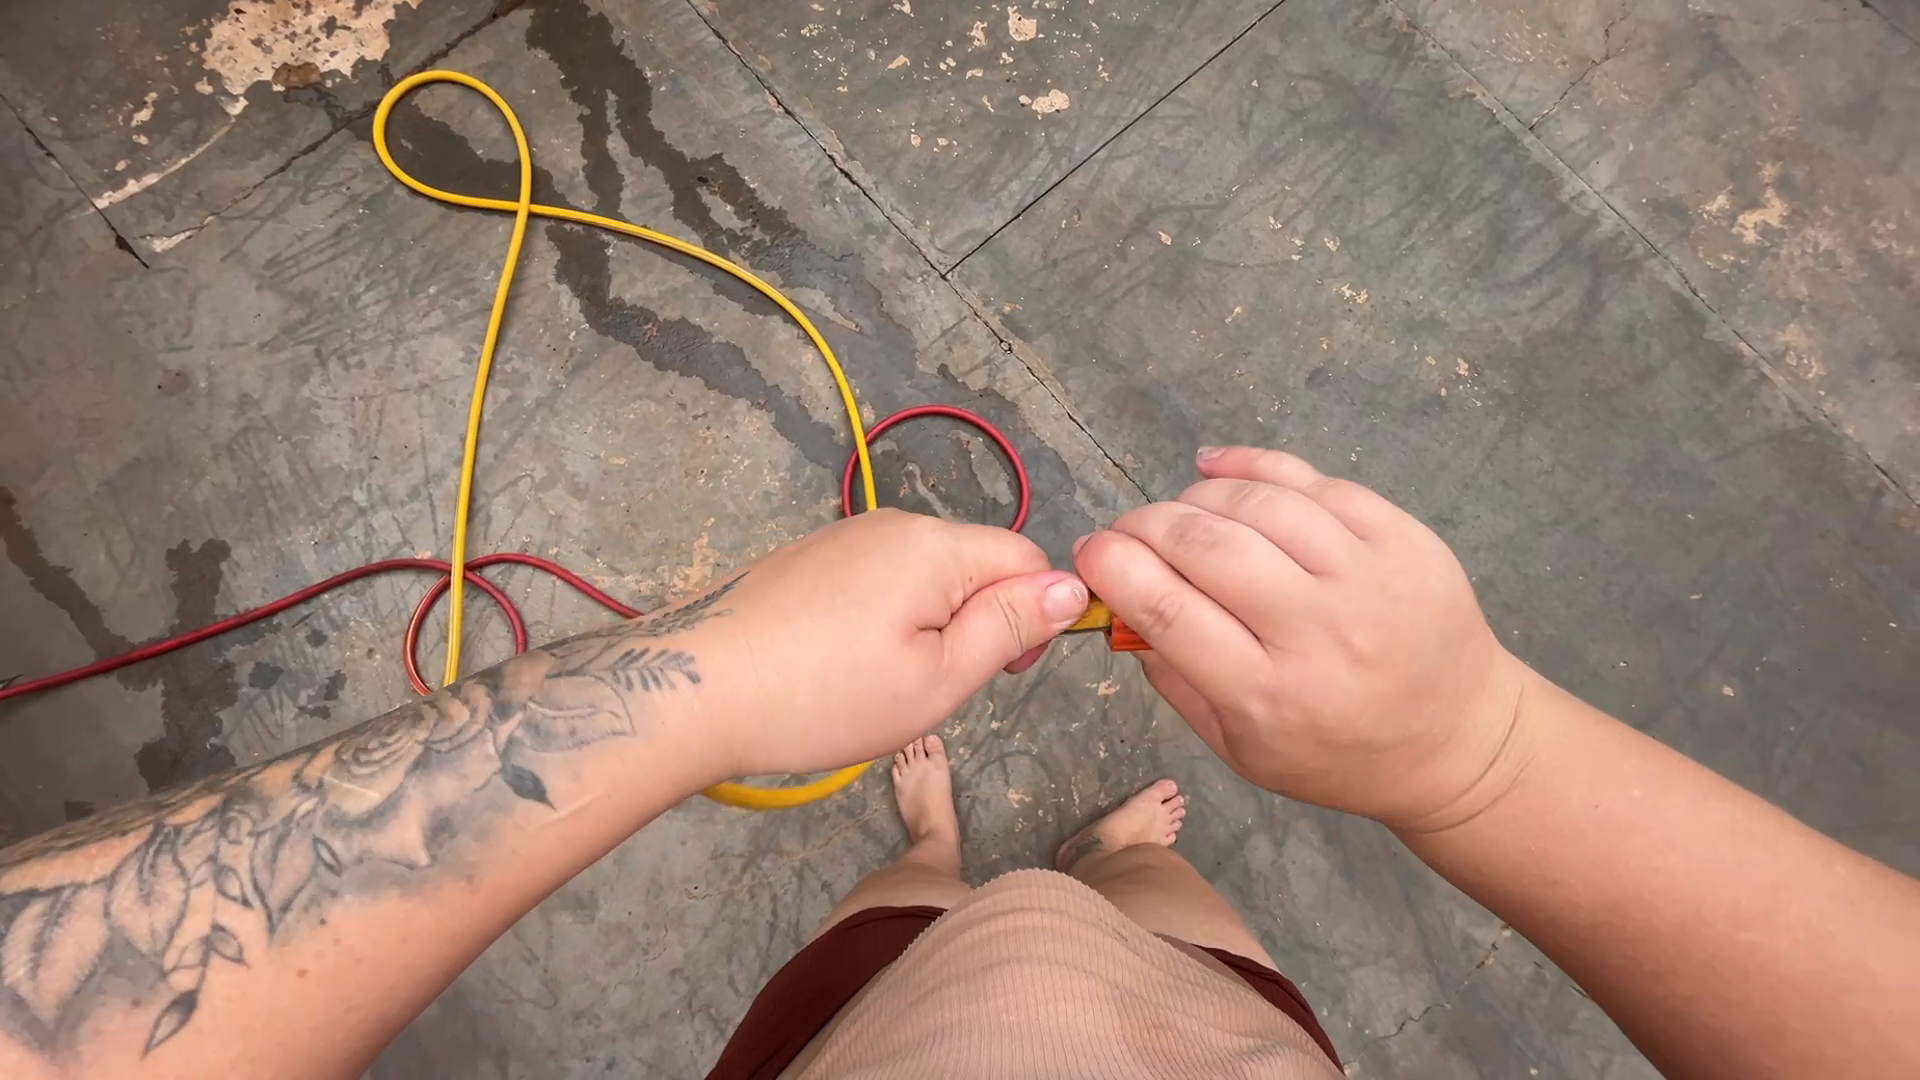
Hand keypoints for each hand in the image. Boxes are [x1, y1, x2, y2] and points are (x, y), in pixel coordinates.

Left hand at [684, 509, 1087, 780]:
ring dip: (931, 622)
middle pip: (976, 564)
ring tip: (880, 678)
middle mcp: (897, 523)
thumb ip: (1009, 626)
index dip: (1034, 616)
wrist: (694, 684)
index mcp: (937, 545)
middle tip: (929, 684)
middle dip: (976, 621)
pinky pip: (883, 577)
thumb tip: (1073, 584)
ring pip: (929, 574)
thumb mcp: (937, 678)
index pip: (1027, 559)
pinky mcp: (816, 554)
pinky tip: (844, 658)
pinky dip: (887, 616)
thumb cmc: (825, 695)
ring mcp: (849, 534)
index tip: (1000, 671)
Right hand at [1074, 447, 1529, 830]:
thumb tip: (1122, 604)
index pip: (1168, 610)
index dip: (1113, 567)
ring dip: (1191, 498)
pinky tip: (1212, 469)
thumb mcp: (1236, 750)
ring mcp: (1368, 575)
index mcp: (1269, 694)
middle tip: (1125, 532)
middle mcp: (1319, 629)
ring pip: (1253, 503)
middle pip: (1204, 545)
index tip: (1087, 553)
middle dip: (1142, 525)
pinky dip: (1248, 465)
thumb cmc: (1334, 756)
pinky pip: (1310, 478)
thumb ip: (1172, 680)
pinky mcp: (1403, 537)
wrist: (1460, 741)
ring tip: (1176, 515)